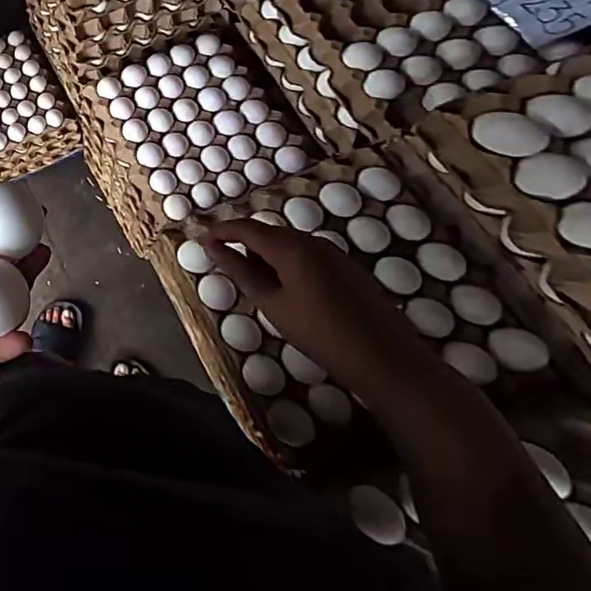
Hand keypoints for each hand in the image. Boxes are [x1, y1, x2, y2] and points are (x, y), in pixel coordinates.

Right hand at [197, 220, 438, 396]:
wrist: (389, 362)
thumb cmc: (322, 335)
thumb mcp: (272, 305)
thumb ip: (240, 271)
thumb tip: (213, 247)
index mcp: (292, 247)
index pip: (247, 228)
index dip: (221, 231)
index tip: (200, 239)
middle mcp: (314, 242)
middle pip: (268, 233)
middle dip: (243, 244)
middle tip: (224, 264)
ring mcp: (335, 254)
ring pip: (289, 244)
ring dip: (266, 256)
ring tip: (256, 285)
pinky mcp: (349, 269)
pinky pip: (308, 256)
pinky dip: (288, 265)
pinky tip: (289, 293)